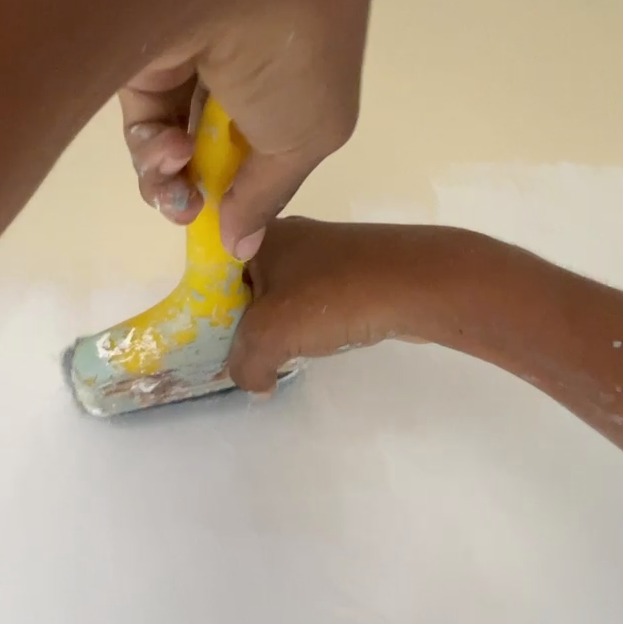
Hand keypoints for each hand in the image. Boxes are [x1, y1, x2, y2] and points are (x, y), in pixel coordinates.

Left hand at [119, 0, 369, 259]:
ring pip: (175, 141)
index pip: (275, 129)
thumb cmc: (291, 52)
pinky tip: (167, 153)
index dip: (253, 180)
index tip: (236, 219)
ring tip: (177, 191)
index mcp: (305, 50)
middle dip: (206, 191)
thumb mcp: (310, 136)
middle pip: (217, 144)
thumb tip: (240, 247)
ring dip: (174, 179)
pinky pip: (144, 122)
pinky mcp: (141, 60)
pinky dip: (151, 150)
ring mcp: (192, 52)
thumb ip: (270, 195)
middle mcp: (247, 48)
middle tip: (195, 216)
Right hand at [226, 218, 496, 391]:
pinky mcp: (350, 272)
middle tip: (236, 359)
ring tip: (271, 357)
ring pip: (278, 298)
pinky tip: (309, 346)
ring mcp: (322, 254)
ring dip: (272, 329)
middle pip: (243, 288)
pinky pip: (310, 304)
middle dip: (238, 325)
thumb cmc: (331, 297)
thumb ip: (244, 366)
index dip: (204, 312)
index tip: (206, 346)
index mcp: (258, 238)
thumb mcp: (268, 336)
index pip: (213, 274)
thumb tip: (255, 385)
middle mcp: (286, 238)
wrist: (418, 284)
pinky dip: (304, 327)